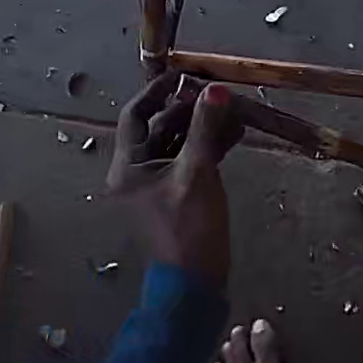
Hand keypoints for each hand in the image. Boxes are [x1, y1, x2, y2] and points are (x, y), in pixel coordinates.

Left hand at [108, 75, 244, 288]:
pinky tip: (235, 132)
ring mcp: (159, 184)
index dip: (156, 91)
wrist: (196, 288)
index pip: (135, 115)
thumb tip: (216, 90)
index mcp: (128, 167)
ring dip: (203, 126)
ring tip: (233, 109)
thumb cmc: (188, 230)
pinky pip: (191, 160)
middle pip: (160, 127)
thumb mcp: (197, 173)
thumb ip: (205, 129)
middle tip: (215, 92)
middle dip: (188, 109)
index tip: (180, 74)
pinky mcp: (179, 194)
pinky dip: (209, 146)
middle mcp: (138, 172)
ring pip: (178, 143)